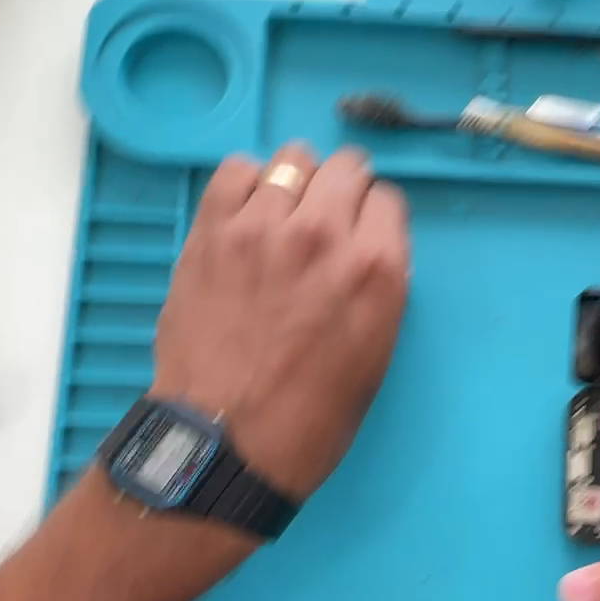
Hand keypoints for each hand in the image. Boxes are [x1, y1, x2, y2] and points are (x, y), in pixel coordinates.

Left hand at [152, 143, 409, 500]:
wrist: (230, 441)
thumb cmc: (316, 415)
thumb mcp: (376, 353)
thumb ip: (376, 289)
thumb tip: (364, 254)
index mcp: (377, 270)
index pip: (389, 200)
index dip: (378, 217)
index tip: (367, 235)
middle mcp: (325, 234)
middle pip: (346, 167)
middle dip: (347, 188)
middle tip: (332, 219)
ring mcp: (261, 227)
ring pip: (292, 160)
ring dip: (299, 182)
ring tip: (288, 213)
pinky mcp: (211, 231)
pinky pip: (235, 170)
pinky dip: (249, 183)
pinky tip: (249, 213)